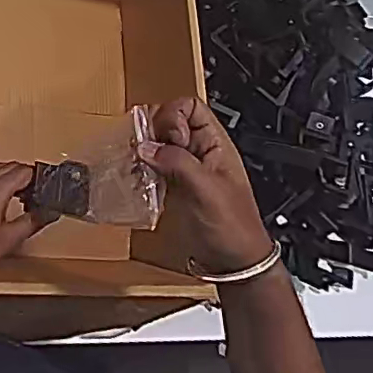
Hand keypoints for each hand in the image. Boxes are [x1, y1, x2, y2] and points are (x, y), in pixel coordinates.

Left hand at [0, 162, 51, 288]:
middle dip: (26, 175)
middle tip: (37, 192)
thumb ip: (31, 223)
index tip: (48, 188)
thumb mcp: (8, 241)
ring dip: (9, 176)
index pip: (23, 171)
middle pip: (9, 166)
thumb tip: (49, 212)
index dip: (38, 177)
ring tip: (21, 194)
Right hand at [143, 98, 275, 274]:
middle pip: (168, 121)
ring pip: (157, 142)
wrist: (233, 266)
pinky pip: (152, 165)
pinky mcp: (171, 185)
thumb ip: (179, 164)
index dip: (174, 116)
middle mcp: (198, 151)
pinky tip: (138, 179)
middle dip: (153, 131)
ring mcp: (184, 168)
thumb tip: (147, 146)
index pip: (189, 107)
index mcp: (215, 143)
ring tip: (139, 164)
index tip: (169, 139)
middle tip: (147, 151)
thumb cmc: (234, 228)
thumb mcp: (208, 191)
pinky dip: (141, 168)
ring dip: (144, 150)